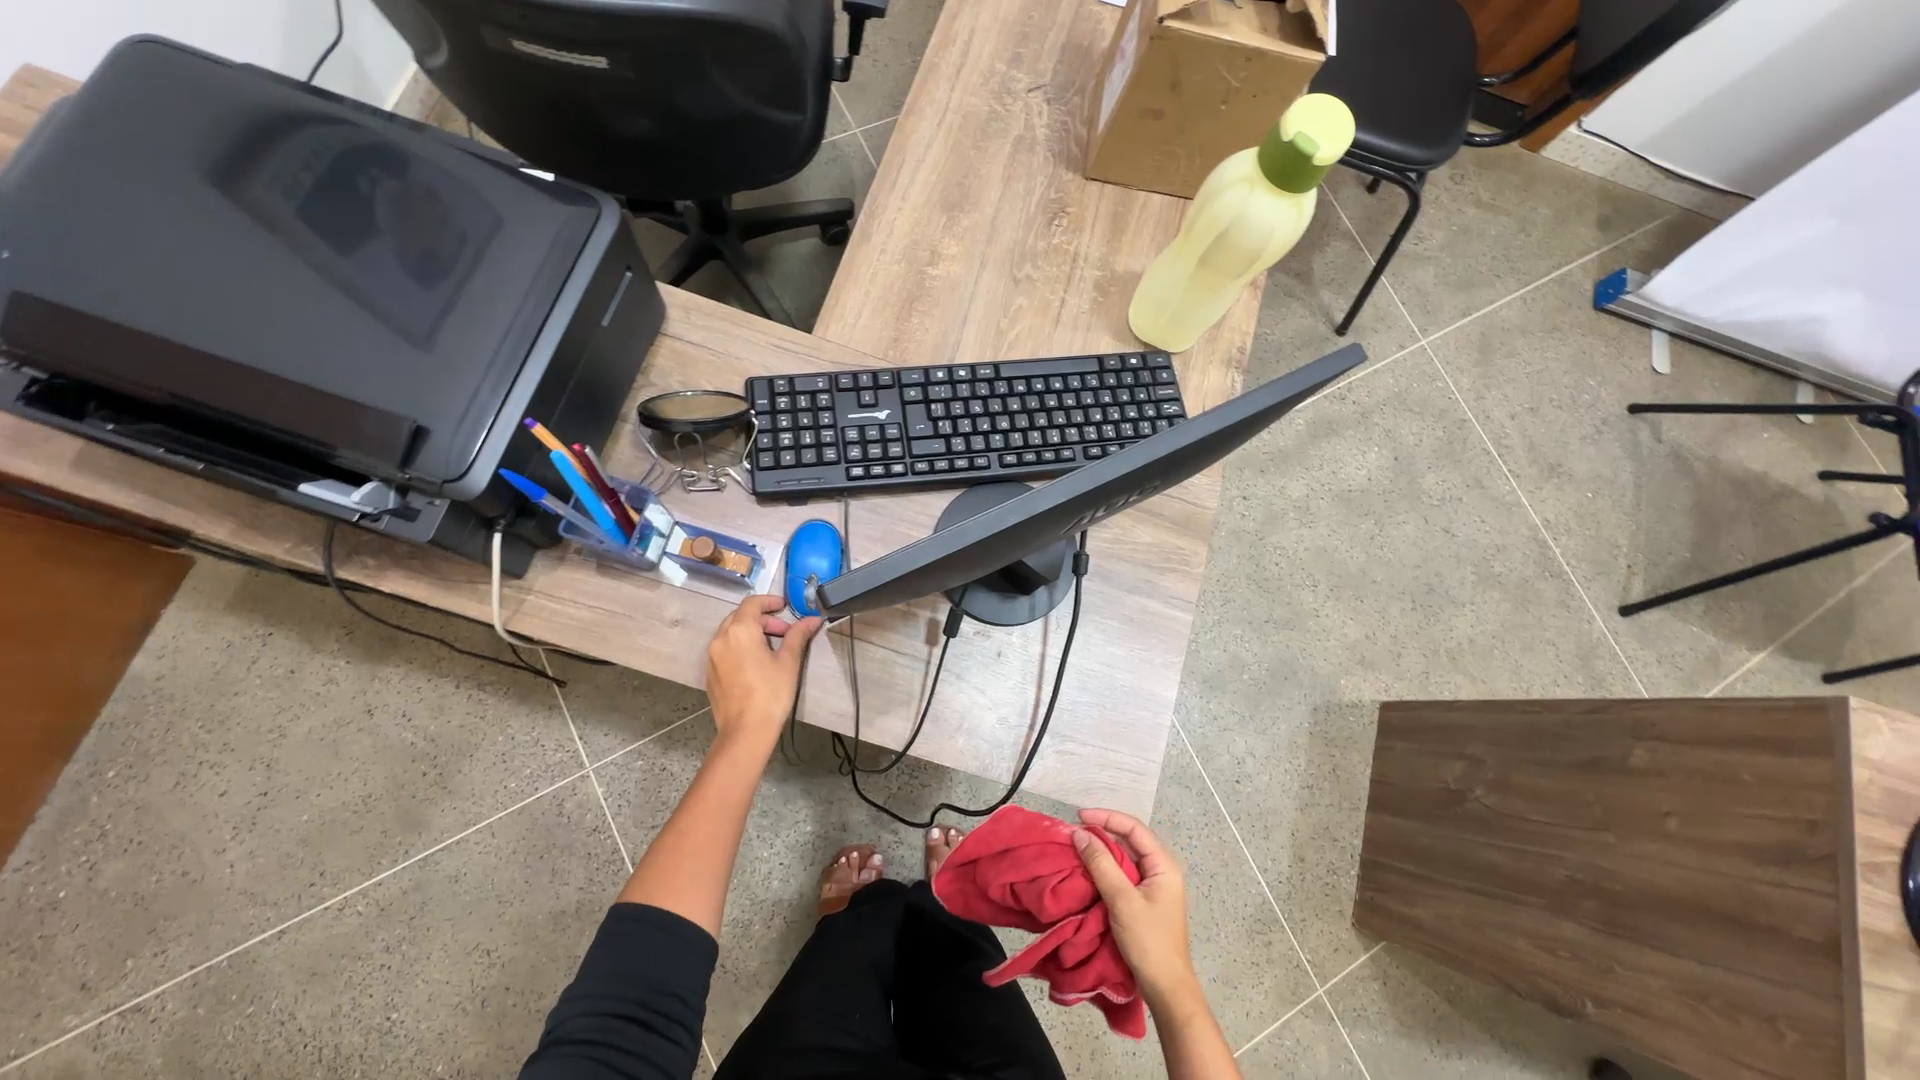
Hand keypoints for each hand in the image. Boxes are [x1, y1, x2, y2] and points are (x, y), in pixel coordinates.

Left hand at [705, 595, 821, 749]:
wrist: (746, 730)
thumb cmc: (771, 693)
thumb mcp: (788, 662)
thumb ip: (798, 636)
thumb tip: (813, 619)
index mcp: (740, 631)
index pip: (752, 603)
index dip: (769, 601)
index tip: (784, 607)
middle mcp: (720, 639)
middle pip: (740, 617)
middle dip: (762, 620)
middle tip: (783, 632)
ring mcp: (711, 657)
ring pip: (730, 633)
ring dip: (750, 633)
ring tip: (771, 649)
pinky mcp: (710, 673)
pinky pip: (724, 649)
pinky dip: (739, 647)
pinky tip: (755, 664)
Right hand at [1072, 808, 1197, 1009]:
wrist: (1165, 986)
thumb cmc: (1148, 941)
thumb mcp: (1122, 900)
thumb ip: (1101, 864)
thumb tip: (1080, 834)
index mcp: (1164, 865)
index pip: (1134, 828)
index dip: (1107, 817)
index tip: (1079, 816)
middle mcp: (1162, 869)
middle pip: (1131, 839)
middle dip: (1103, 831)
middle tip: (1075, 830)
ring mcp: (1154, 885)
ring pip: (1126, 856)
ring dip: (1103, 849)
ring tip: (1078, 846)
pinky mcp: (1145, 899)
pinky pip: (1124, 873)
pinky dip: (1106, 867)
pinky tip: (1089, 869)